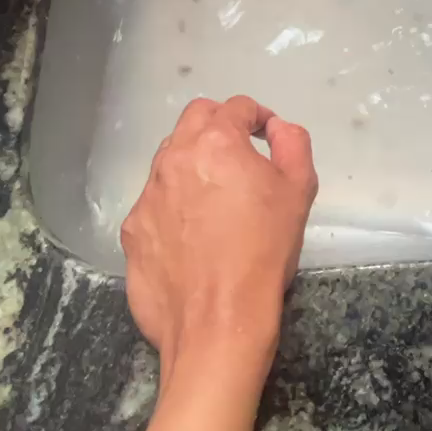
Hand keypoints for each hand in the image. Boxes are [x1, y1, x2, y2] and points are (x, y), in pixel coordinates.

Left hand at [121, 95, 315, 425]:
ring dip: (195, 161)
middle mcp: (174, 159)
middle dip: (221, 124)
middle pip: (195, 118)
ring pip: (170, 157)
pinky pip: (155, 199)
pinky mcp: (131, 231)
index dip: (259, 116)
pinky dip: (174, 201)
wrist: (218, 323)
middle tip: (242, 153)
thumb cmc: (264, 250)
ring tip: (217, 195)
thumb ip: (293, 143)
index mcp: (216, 142)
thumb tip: (277, 128)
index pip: (237, 106)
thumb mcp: (300, 190)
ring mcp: (147, 195)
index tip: (269, 136)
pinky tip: (193, 232)